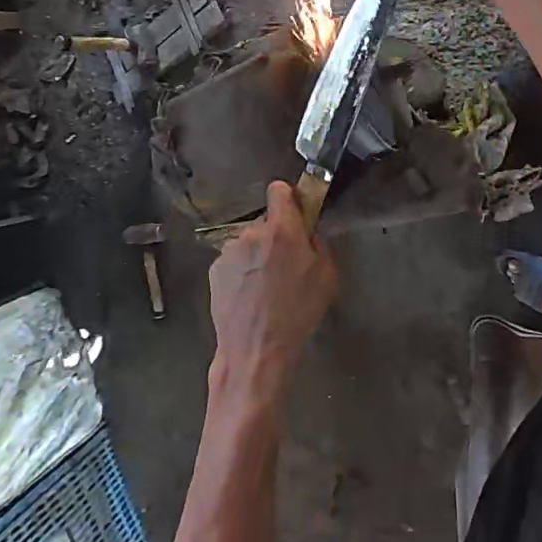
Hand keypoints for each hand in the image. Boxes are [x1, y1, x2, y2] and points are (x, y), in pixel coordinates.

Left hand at [207, 182, 338, 401]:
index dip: (288, 197)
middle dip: (277, 234)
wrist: (256, 351)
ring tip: (266, 285)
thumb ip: (318, 244)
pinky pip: (234, 260)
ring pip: (249, 241)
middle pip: (266, 221)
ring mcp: (229, 252)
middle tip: (287, 262)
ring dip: (257, 253)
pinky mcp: (214, 272)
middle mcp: (251, 232)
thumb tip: (308, 234)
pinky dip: (242, 270)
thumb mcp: (327, 275)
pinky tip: (250, 295)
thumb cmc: (298, 312)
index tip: (295, 213)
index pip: (278, 189)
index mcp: (282, 229)